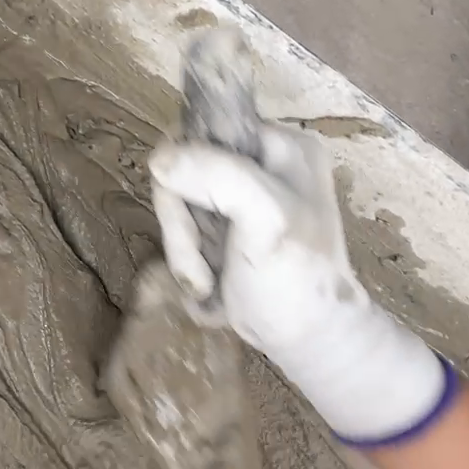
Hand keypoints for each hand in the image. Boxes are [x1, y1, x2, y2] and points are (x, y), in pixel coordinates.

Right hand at [149, 124, 451, 446]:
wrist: (308, 341)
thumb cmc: (298, 282)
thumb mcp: (266, 220)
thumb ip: (218, 177)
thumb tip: (159, 159)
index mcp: (281, 144)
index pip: (203, 127)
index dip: (185, 169)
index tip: (196, 216)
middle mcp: (258, 160)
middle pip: (180, 166)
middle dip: (182, 220)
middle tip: (201, 264)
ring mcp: (238, 193)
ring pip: (175, 199)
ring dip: (182, 246)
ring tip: (207, 280)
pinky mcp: (223, 223)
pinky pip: (180, 223)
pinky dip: (185, 256)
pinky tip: (208, 281)